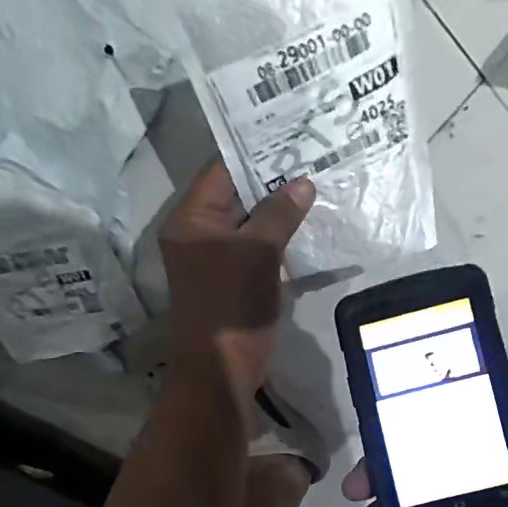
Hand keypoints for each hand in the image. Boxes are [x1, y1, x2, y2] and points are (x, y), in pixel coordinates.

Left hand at [158, 162, 314, 400]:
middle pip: (236, 195)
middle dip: (273, 180)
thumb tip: (302, 182)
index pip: (222, 170)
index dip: (255, 151)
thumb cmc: (232, 307)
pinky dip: (278, 239)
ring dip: (279, 211)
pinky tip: (306, 230)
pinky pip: (256, 249)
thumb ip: (279, 215)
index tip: (292, 135)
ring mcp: (214, 259)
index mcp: (191, 219)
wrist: (222, 371)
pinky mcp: (232, 281)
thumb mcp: (257, 254)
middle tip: (312, 159)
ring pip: (249, 224)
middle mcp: (198, 233)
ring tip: (316, 188)